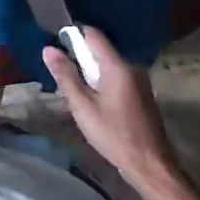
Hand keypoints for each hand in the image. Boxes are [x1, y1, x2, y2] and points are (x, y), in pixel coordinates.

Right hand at [43, 27, 177, 188]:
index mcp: (117, 66)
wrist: (150, 165)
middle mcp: (132, 67)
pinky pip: (118, 78)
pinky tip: (95, 102)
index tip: (57, 44)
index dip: (74, 35)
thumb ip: (66, 76)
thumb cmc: (113, 135)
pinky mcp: (142, 95)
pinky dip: (103, 83)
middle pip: (102, 51)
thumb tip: (48, 49)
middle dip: (81, 57)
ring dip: (91, 72)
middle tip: (63, 75)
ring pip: (109, 66)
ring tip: (76, 91)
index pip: (94, 35)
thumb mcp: (83, 106)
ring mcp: (140, 81)